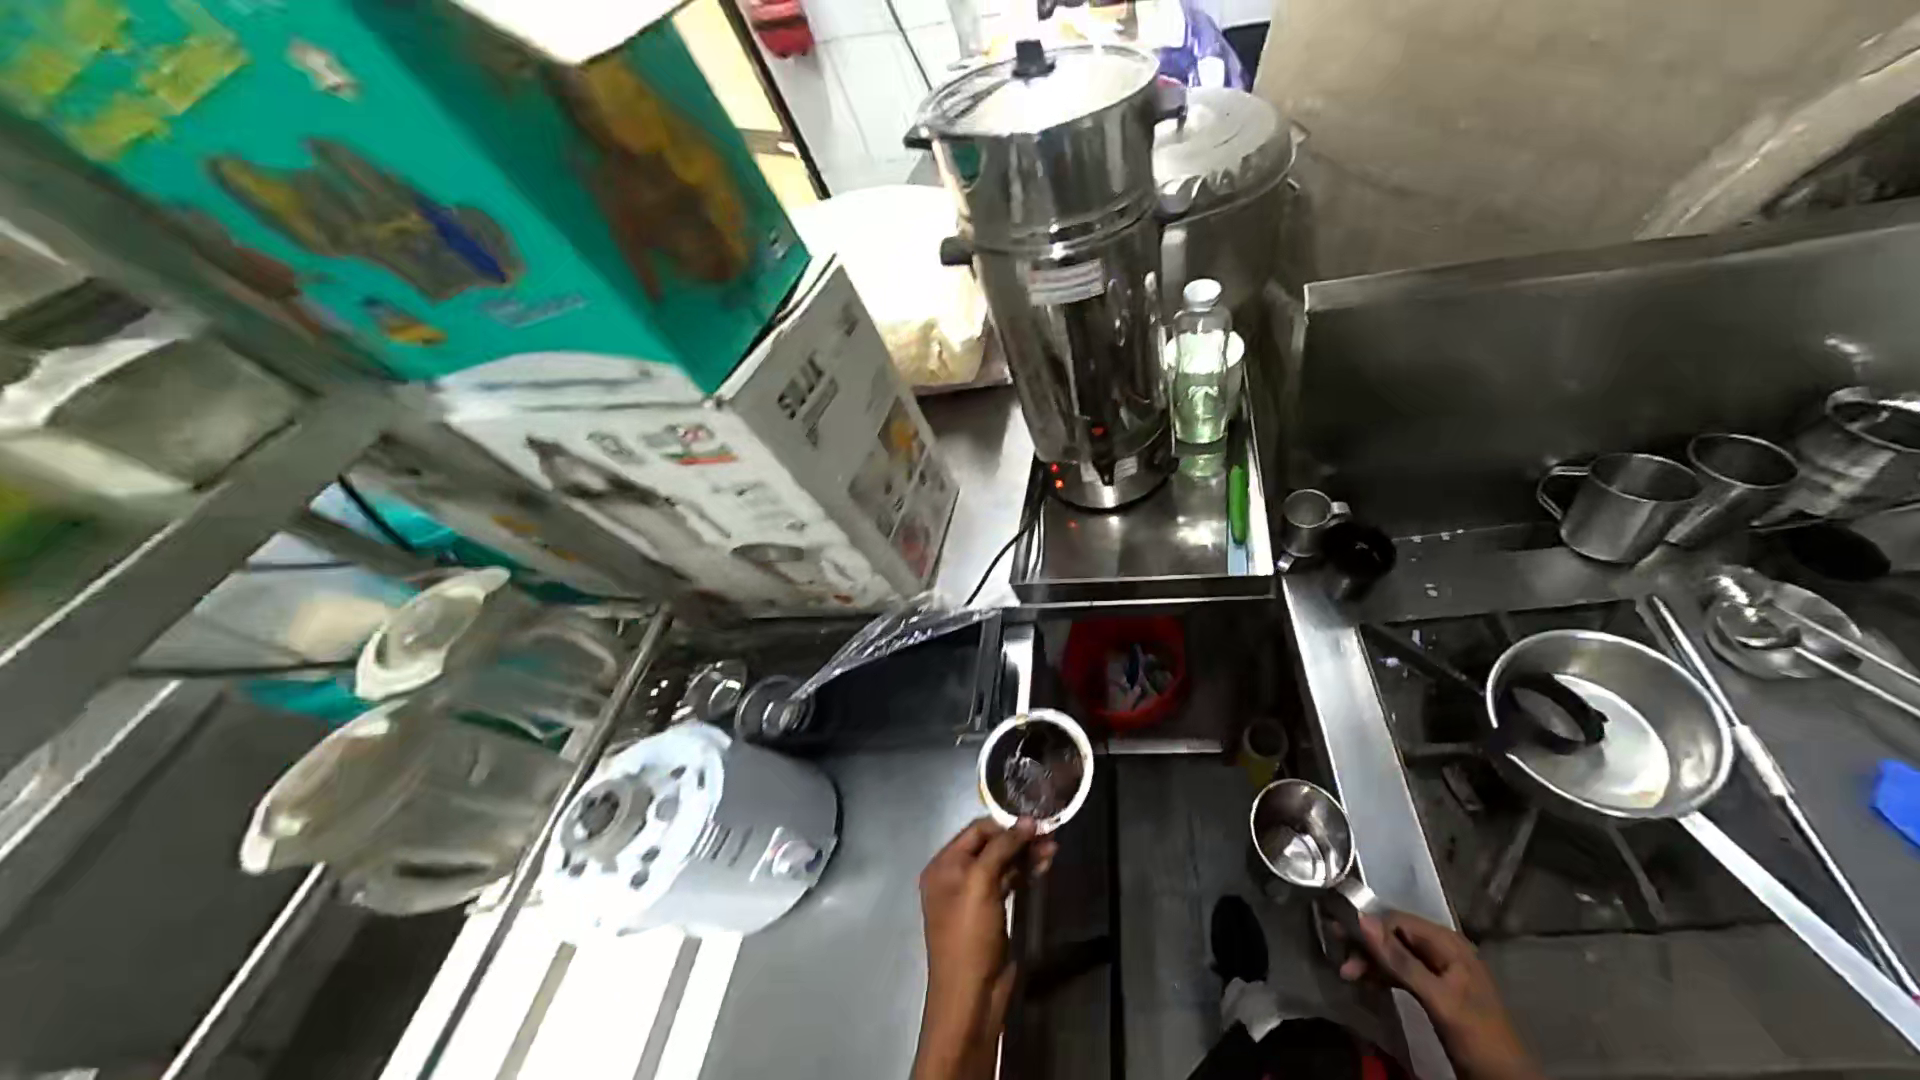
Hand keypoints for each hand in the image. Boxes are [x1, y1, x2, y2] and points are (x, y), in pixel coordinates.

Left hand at [911, 817, 1056, 1079]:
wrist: (971, 997)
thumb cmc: (969, 935)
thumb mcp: (981, 884)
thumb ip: (1002, 848)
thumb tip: (1027, 821)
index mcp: (942, 865)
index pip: (976, 830)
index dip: (1005, 824)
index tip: (1036, 821)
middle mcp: (954, 876)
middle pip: (989, 846)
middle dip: (1018, 839)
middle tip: (1050, 835)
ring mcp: (972, 896)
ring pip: (1001, 864)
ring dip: (1025, 855)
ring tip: (1053, 848)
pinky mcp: (989, 913)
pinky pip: (1007, 883)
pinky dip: (1024, 873)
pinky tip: (1043, 865)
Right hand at [1338, 911, 1540, 1079]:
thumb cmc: (1477, 1036)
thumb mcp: (1438, 999)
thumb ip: (1400, 960)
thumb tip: (1361, 919)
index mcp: (1448, 943)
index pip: (1396, 920)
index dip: (1367, 927)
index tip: (1339, 938)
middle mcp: (1442, 949)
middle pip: (1393, 935)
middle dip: (1366, 946)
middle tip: (1342, 961)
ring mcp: (1439, 969)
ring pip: (1394, 953)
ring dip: (1371, 962)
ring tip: (1349, 975)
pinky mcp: (1434, 989)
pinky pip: (1401, 971)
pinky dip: (1382, 975)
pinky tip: (1366, 981)